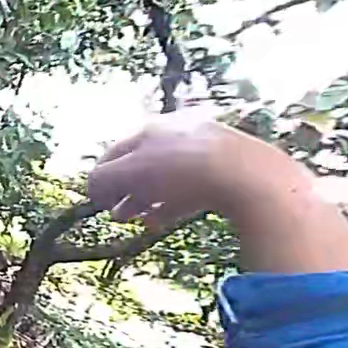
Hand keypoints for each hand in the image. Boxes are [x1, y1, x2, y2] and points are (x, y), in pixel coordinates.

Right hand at [87, 111, 347, 273]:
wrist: (254, 180)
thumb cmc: (180, 171)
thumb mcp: (128, 173)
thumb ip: (102, 179)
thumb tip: (93, 188)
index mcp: (152, 126)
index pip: (113, 152)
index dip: (100, 177)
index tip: (96, 200)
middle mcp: (178, 132)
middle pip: (139, 164)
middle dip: (124, 191)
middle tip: (115, 213)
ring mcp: (206, 149)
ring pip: (164, 177)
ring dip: (145, 199)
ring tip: (136, 221)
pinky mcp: (230, 169)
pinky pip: (191, 186)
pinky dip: (172, 202)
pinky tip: (162, 220)